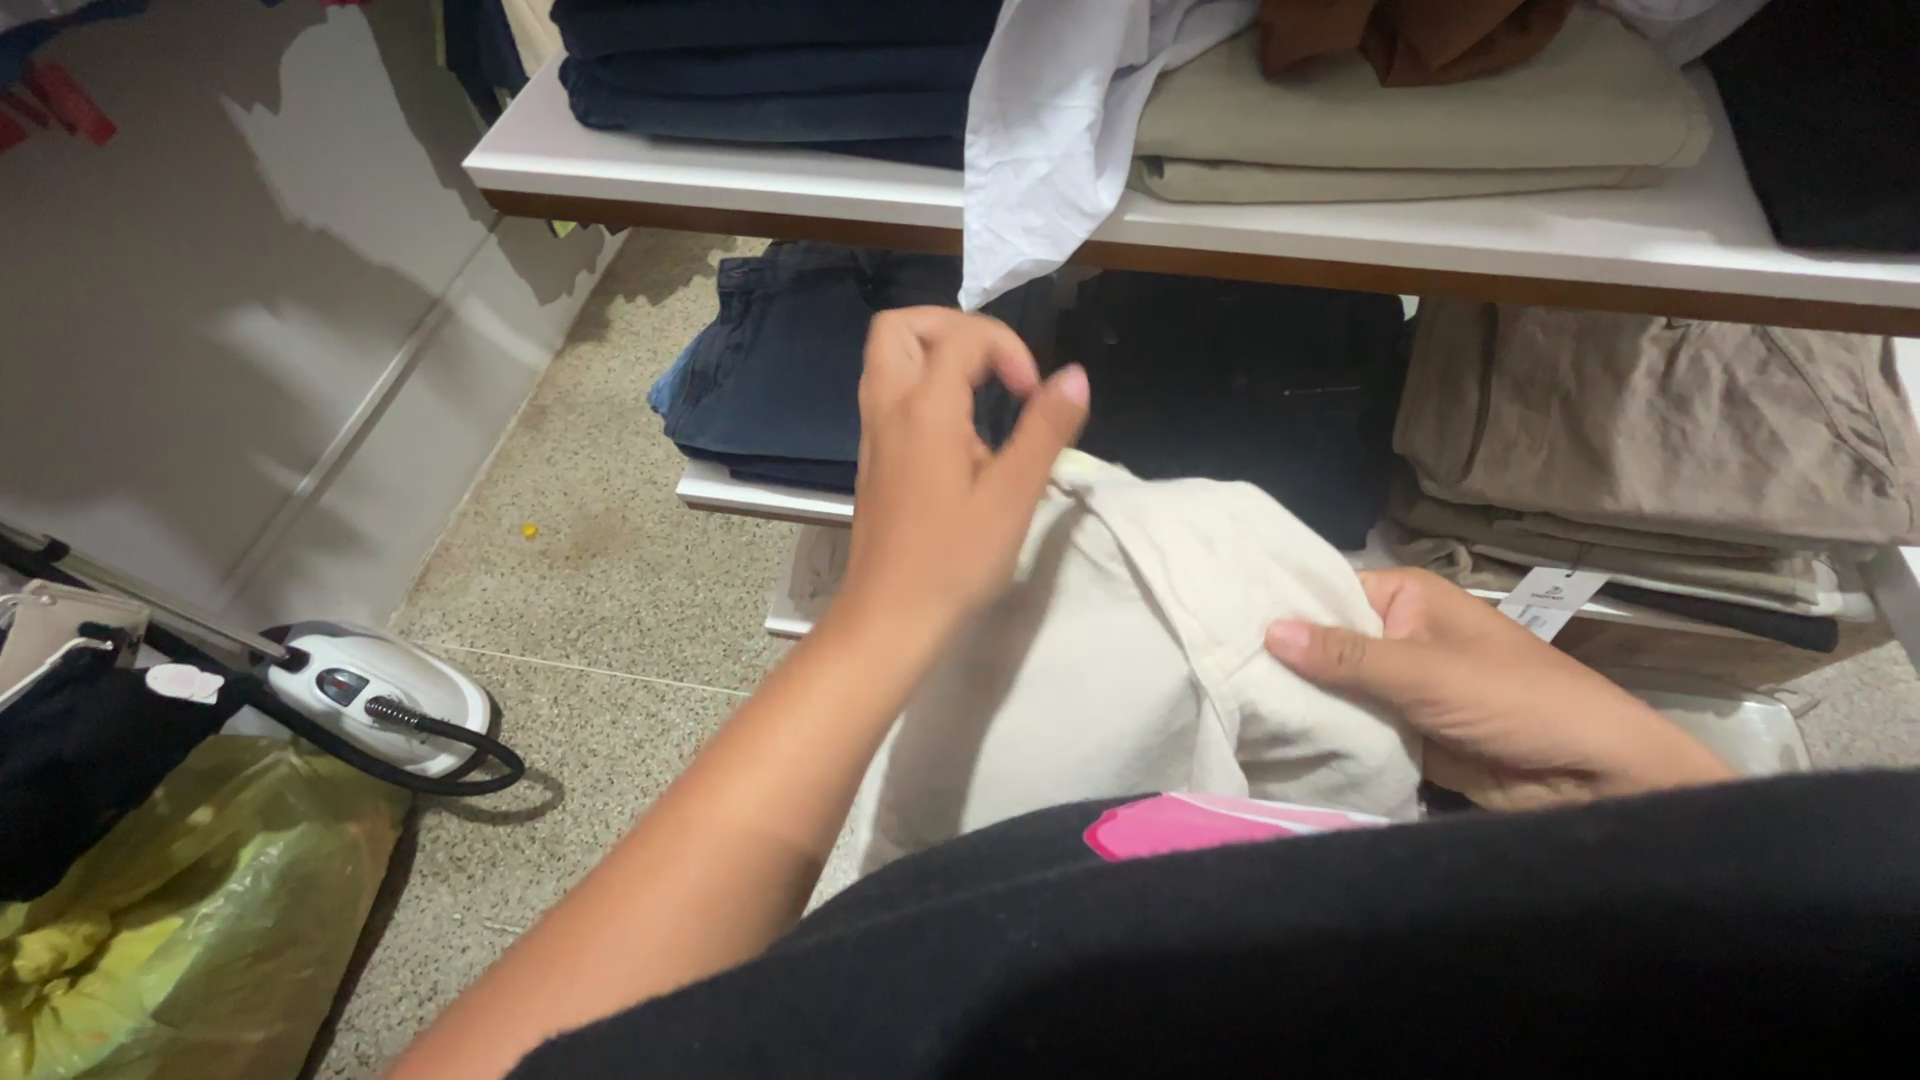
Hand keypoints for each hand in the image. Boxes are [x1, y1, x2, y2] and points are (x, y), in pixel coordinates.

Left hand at [833, 307, 1089, 640]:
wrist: (890, 617)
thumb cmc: (954, 561)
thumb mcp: (1013, 496)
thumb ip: (1046, 429)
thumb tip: (1074, 375)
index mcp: (925, 408)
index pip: (962, 336)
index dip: (1007, 348)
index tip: (1032, 395)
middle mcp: (888, 409)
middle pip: (899, 327)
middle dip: (952, 327)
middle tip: (993, 363)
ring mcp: (873, 435)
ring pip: (886, 360)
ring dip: (933, 355)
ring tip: (980, 391)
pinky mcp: (873, 460)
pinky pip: (887, 396)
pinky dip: (921, 389)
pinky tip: (958, 435)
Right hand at [1264, 567, 1733, 809]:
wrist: (1592, 777)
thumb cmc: (1515, 700)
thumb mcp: (1424, 671)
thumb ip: (1345, 655)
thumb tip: (1266, 630)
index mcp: (1404, 598)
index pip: (1325, 591)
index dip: (1277, 605)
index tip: (1219, 618)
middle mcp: (1394, 633)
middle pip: (1322, 640)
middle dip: (1280, 656)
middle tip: (1215, 664)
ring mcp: (1395, 682)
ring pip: (1331, 683)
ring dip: (1297, 695)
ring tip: (1228, 697)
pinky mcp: (1398, 726)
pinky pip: (1348, 720)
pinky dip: (1320, 726)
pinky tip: (1269, 729)